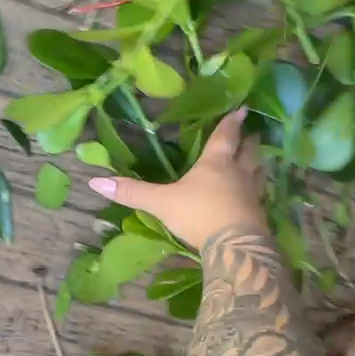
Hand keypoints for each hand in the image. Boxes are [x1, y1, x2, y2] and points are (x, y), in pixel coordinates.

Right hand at [86, 108, 265, 249]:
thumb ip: (132, 192)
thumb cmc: (198, 214)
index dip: (231, 123)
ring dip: (257, 165)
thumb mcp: (160, 202)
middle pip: (249, 152)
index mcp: (215, 163)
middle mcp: (238, 174)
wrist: (234, 246)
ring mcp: (252, 195)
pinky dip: (256, 191)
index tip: (242, 109)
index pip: (225, 137)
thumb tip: (95, 182)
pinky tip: (253, 196)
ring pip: (258, 172)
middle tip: (252, 134)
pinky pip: (259, 196)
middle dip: (249, 142)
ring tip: (256, 161)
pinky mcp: (258, 215)